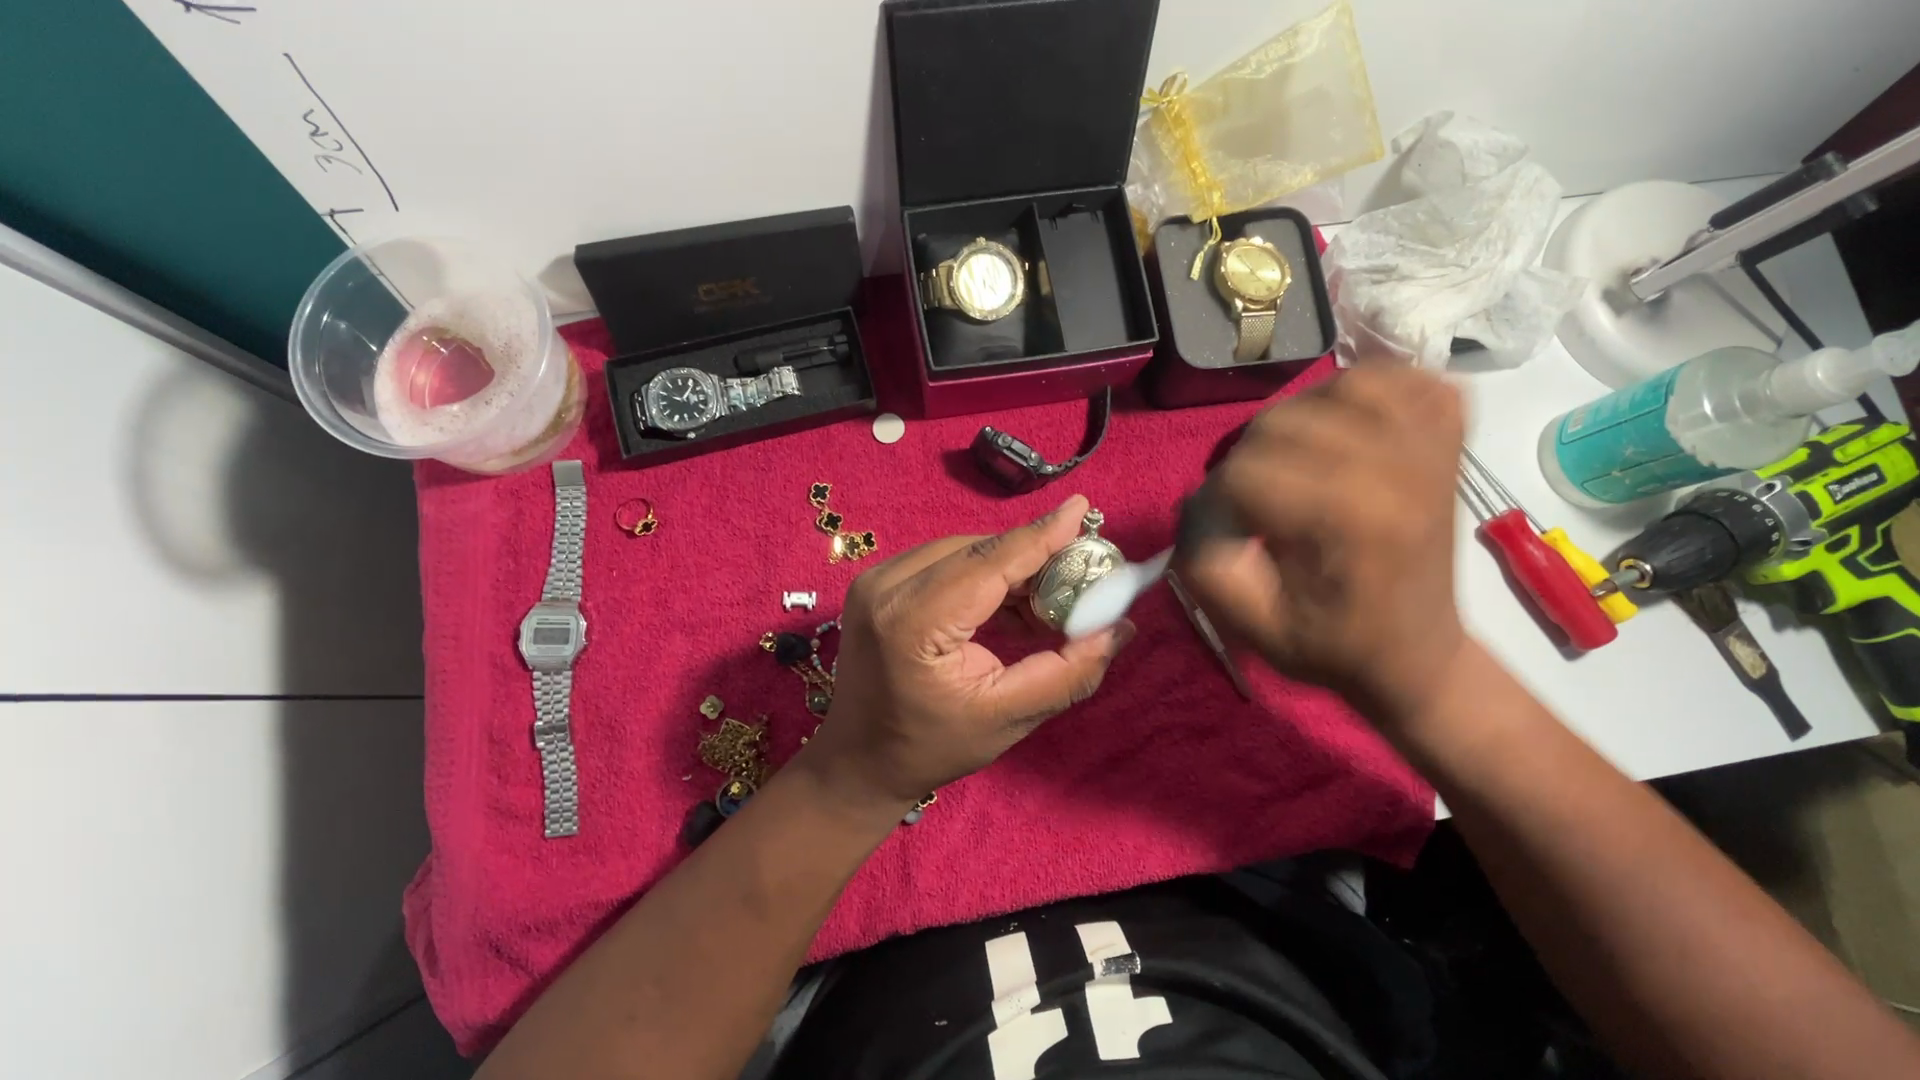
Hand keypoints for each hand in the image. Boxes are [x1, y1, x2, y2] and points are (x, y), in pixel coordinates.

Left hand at [795, 495, 1135, 813]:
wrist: (858, 760)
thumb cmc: (930, 747)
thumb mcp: (1007, 718)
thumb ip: (1067, 673)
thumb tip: (1119, 627)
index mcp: (912, 622)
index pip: (989, 563)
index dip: (1041, 536)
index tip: (1082, 508)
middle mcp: (887, 587)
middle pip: (976, 550)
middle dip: (1032, 558)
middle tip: (1079, 577)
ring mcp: (875, 580)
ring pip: (961, 550)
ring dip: (1007, 567)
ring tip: (1048, 601)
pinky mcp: (875, 582)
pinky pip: (941, 561)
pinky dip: (980, 574)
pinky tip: (1011, 603)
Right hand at [1178, 366, 1467, 723]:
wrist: (1416, 654)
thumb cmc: (1331, 644)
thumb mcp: (1252, 624)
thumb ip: (1206, 561)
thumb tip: (1201, 502)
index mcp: (1352, 520)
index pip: (1246, 472)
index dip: (1219, 500)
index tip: (1230, 533)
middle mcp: (1398, 469)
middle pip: (1282, 422)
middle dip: (1248, 459)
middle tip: (1256, 503)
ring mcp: (1431, 443)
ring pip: (1334, 387)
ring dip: (1298, 420)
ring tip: (1295, 461)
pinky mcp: (1448, 431)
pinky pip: (1398, 376)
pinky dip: (1364, 391)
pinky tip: (1346, 426)